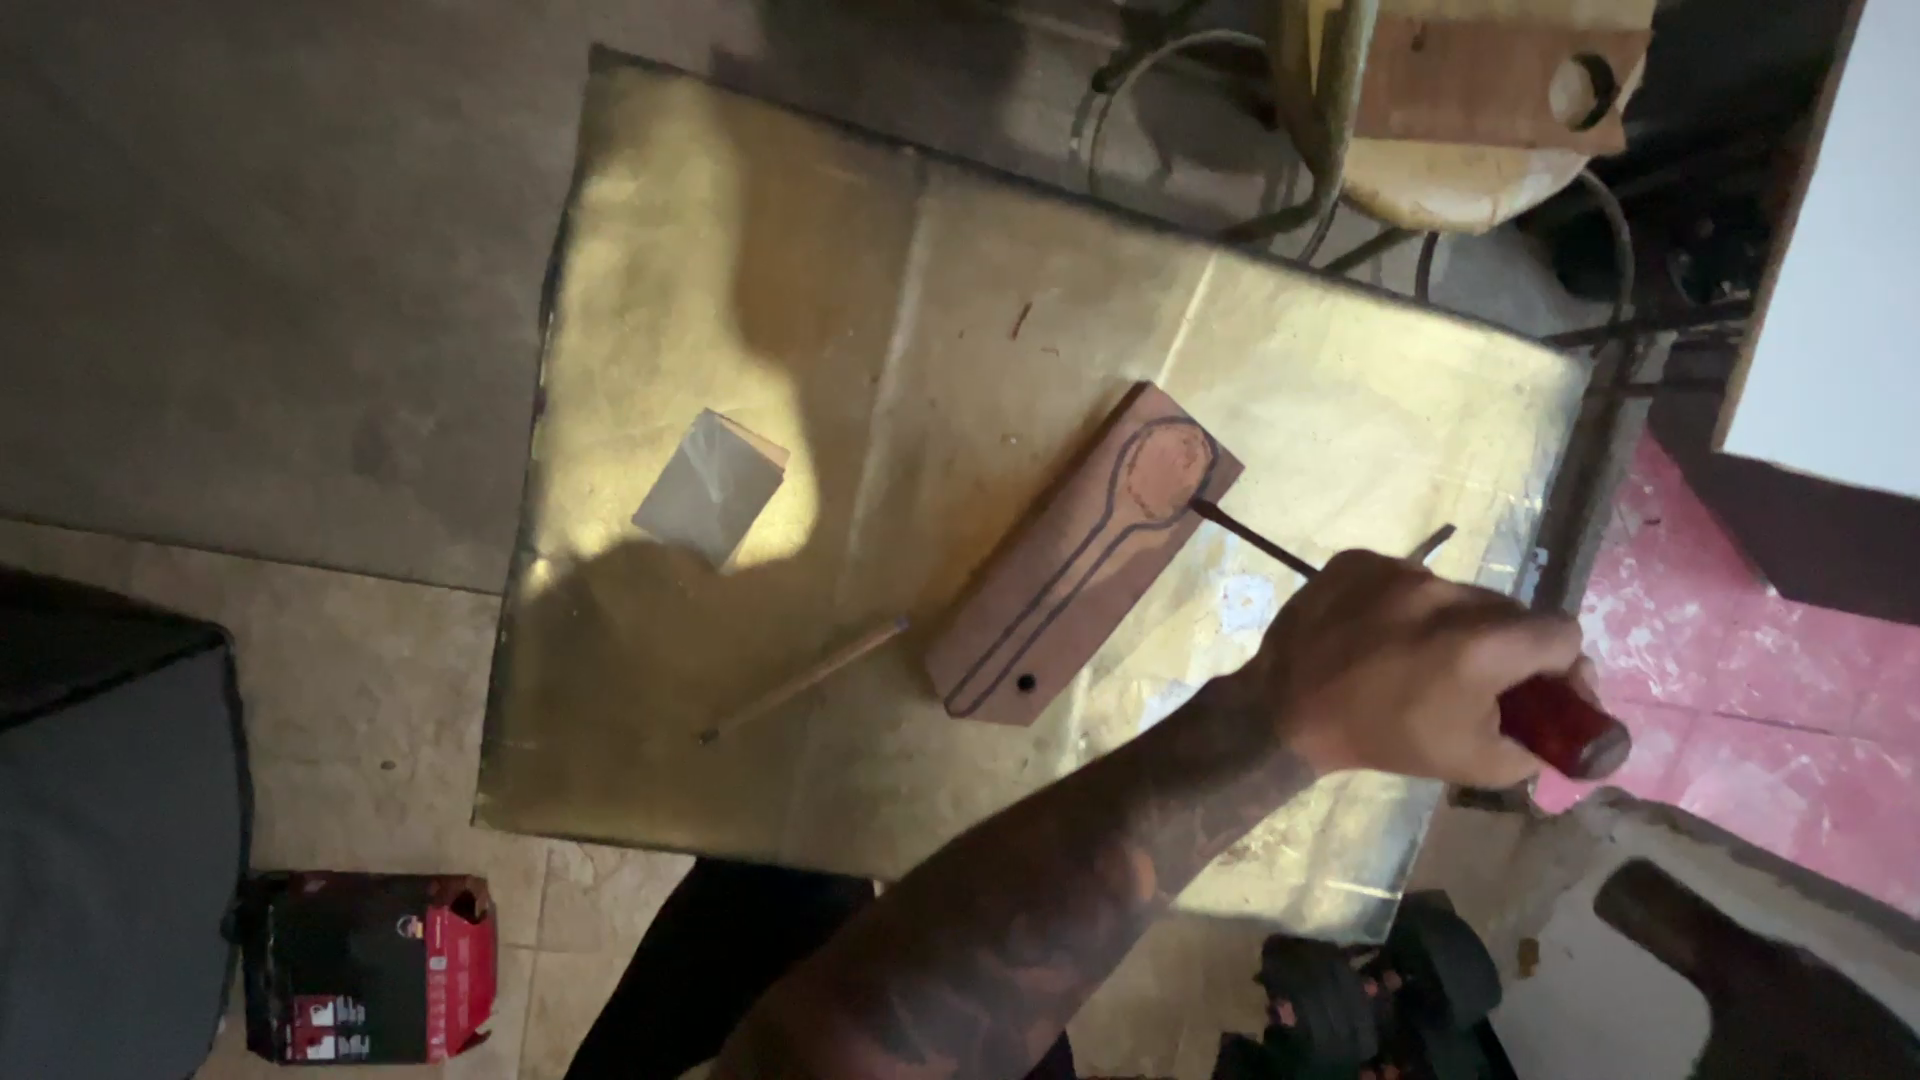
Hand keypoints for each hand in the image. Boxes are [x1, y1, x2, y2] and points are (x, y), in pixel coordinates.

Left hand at [1225, 548, 1590, 787]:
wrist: (1285, 710)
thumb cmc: (1380, 738)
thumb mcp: (1476, 761)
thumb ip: (1540, 744)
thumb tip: (1569, 724)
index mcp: (1480, 642)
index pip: (1560, 631)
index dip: (1560, 664)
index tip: (1539, 686)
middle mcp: (1440, 593)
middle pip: (1505, 609)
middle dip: (1504, 643)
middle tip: (1477, 674)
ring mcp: (1392, 570)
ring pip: (1451, 591)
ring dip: (1450, 620)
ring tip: (1417, 653)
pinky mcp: (1353, 561)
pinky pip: (1401, 577)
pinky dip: (1402, 602)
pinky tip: (1379, 631)